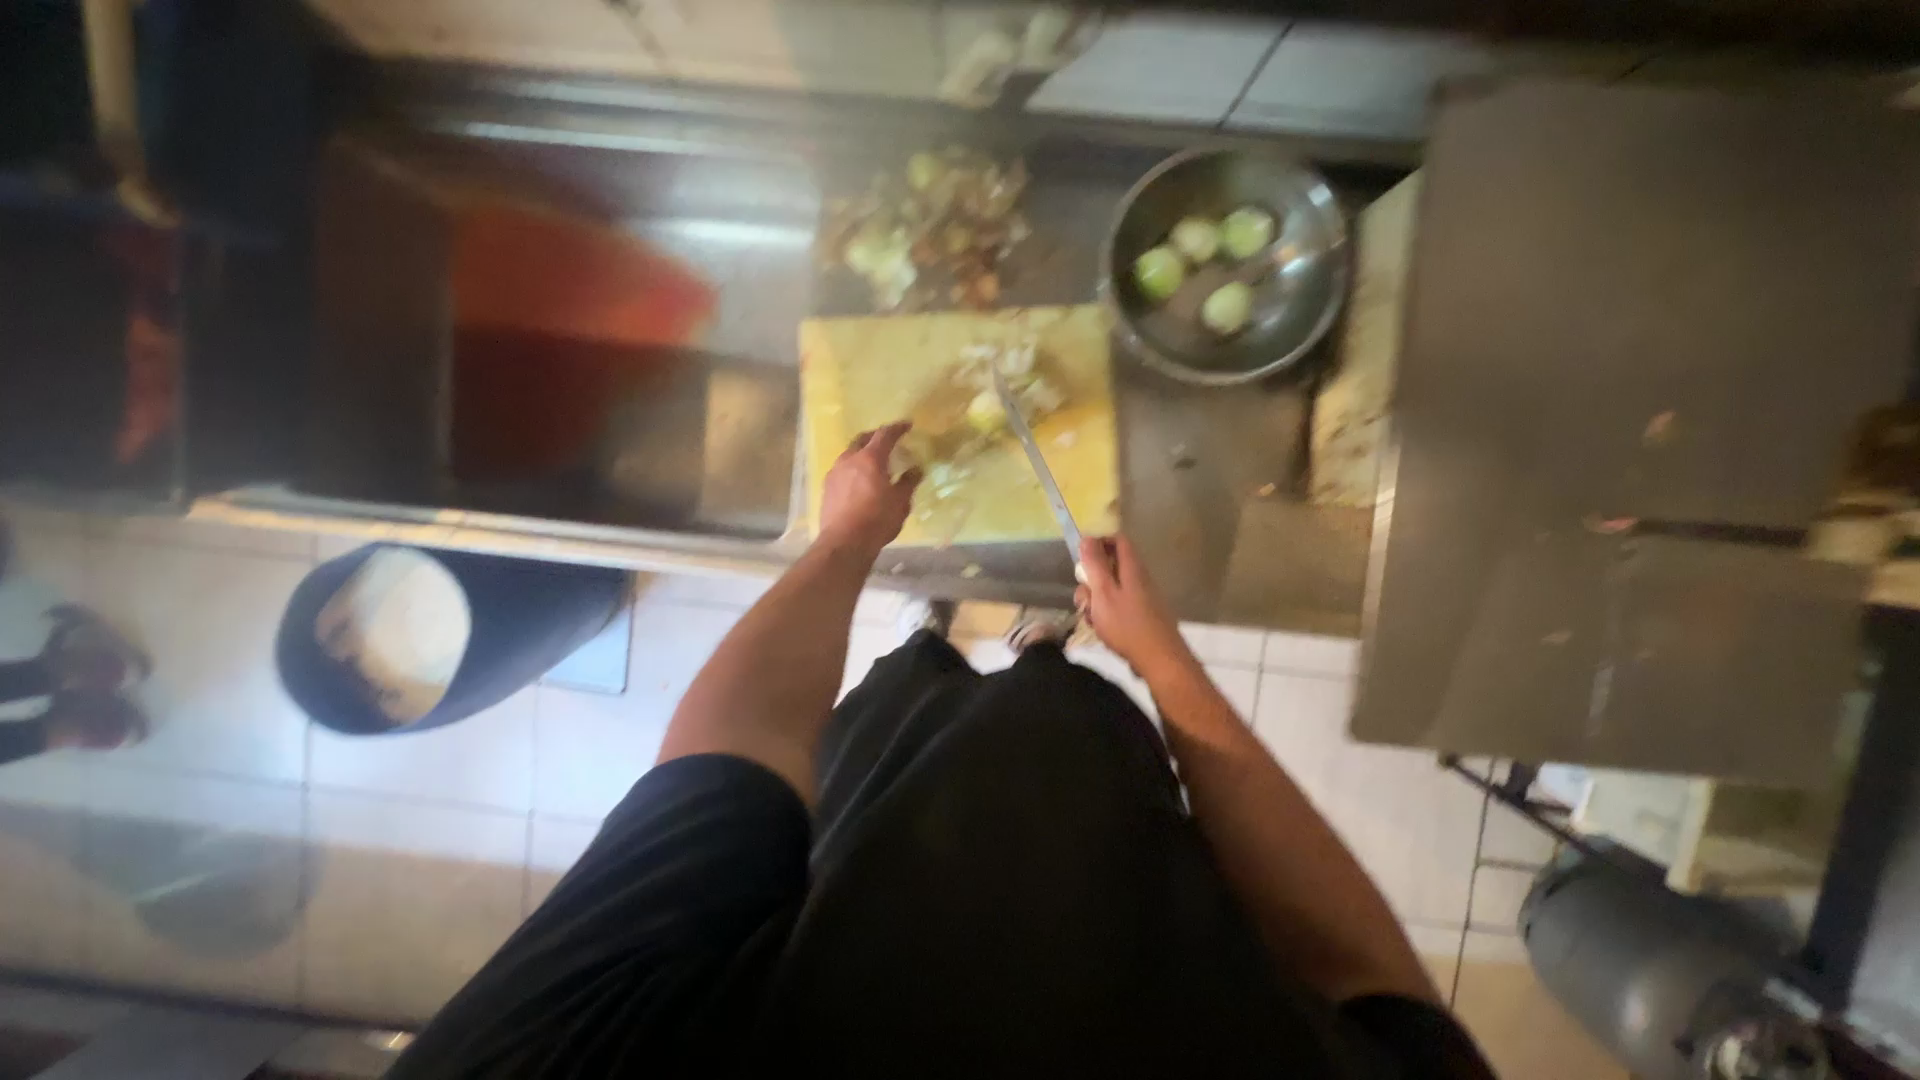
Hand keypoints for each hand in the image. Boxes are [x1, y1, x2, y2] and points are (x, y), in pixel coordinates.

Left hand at [819, 421, 920, 556]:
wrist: (844, 542)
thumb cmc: (877, 520)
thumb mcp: (900, 502)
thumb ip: (908, 482)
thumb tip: (916, 470)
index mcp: (870, 458)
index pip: (885, 434)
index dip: (897, 428)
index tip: (907, 425)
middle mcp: (849, 460)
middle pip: (862, 439)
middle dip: (875, 437)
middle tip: (887, 441)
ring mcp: (834, 473)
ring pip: (849, 454)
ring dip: (862, 453)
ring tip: (873, 463)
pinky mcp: (827, 488)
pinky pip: (842, 470)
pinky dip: (853, 468)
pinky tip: (859, 481)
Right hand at [1075, 534, 1194, 675]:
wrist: (1159, 660)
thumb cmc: (1127, 625)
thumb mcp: (1104, 592)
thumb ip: (1095, 565)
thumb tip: (1088, 537)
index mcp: (1132, 568)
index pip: (1117, 540)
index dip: (1098, 542)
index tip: (1081, 558)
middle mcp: (1139, 578)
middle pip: (1111, 567)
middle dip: (1091, 580)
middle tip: (1083, 599)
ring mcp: (1142, 597)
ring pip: (1112, 589)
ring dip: (1096, 600)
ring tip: (1091, 619)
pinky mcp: (1142, 615)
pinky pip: (1119, 606)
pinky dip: (1106, 614)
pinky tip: (1102, 630)